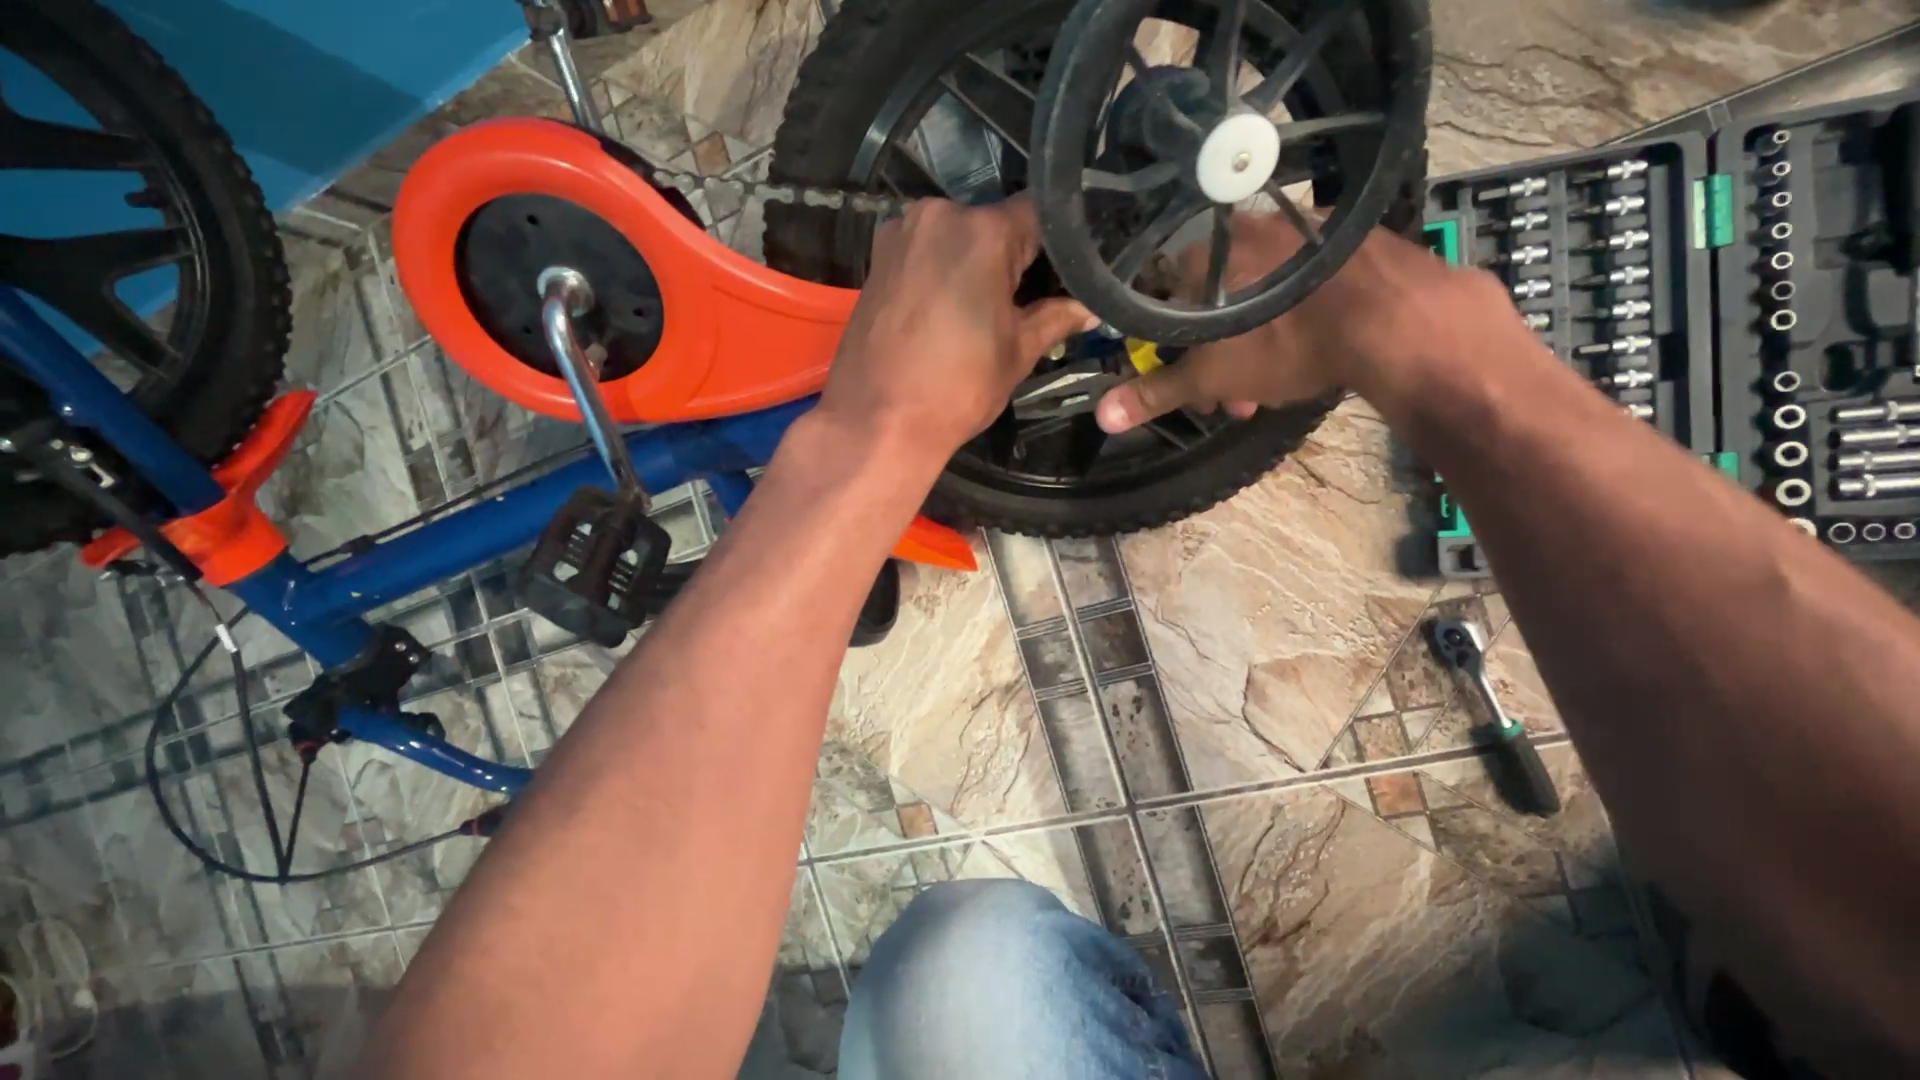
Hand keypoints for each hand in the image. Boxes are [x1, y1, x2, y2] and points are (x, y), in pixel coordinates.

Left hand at [818, 196, 1098, 461]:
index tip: (1069, 272)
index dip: (1059, 244)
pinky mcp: (877, 259)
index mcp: (981, 232)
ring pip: (957, 237)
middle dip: (1015, 256)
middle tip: (1033, 297)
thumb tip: (1089, 307)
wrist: (877, 422)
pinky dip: (944, 271)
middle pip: (994, 224)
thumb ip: (1055, 318)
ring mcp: (901, 234)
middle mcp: (938, 216)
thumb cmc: (957, 388)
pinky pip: (926, 252)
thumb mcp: (1018, 353)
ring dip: (976, 264)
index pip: (1038, 215)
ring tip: (991, 307)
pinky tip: (953, 308)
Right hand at [1095, 211, 1505, 432]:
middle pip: (1217, 299)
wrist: (1397, 318)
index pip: (1167, 303)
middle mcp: (1247, 227)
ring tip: (1285, 379)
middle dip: (1224, 355)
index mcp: (1204, 255)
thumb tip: (1101, 413)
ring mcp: (1302, 225)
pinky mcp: (1350, 235)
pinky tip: (1322, 338)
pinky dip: (1304, 309)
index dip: (1178, 355)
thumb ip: (1156, 392)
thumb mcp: (1213, 376)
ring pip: (1263, 290)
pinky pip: (1308, 278)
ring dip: (1263, 337)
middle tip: (1242, 397)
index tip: (1201, 389)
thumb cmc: (1288, 342)